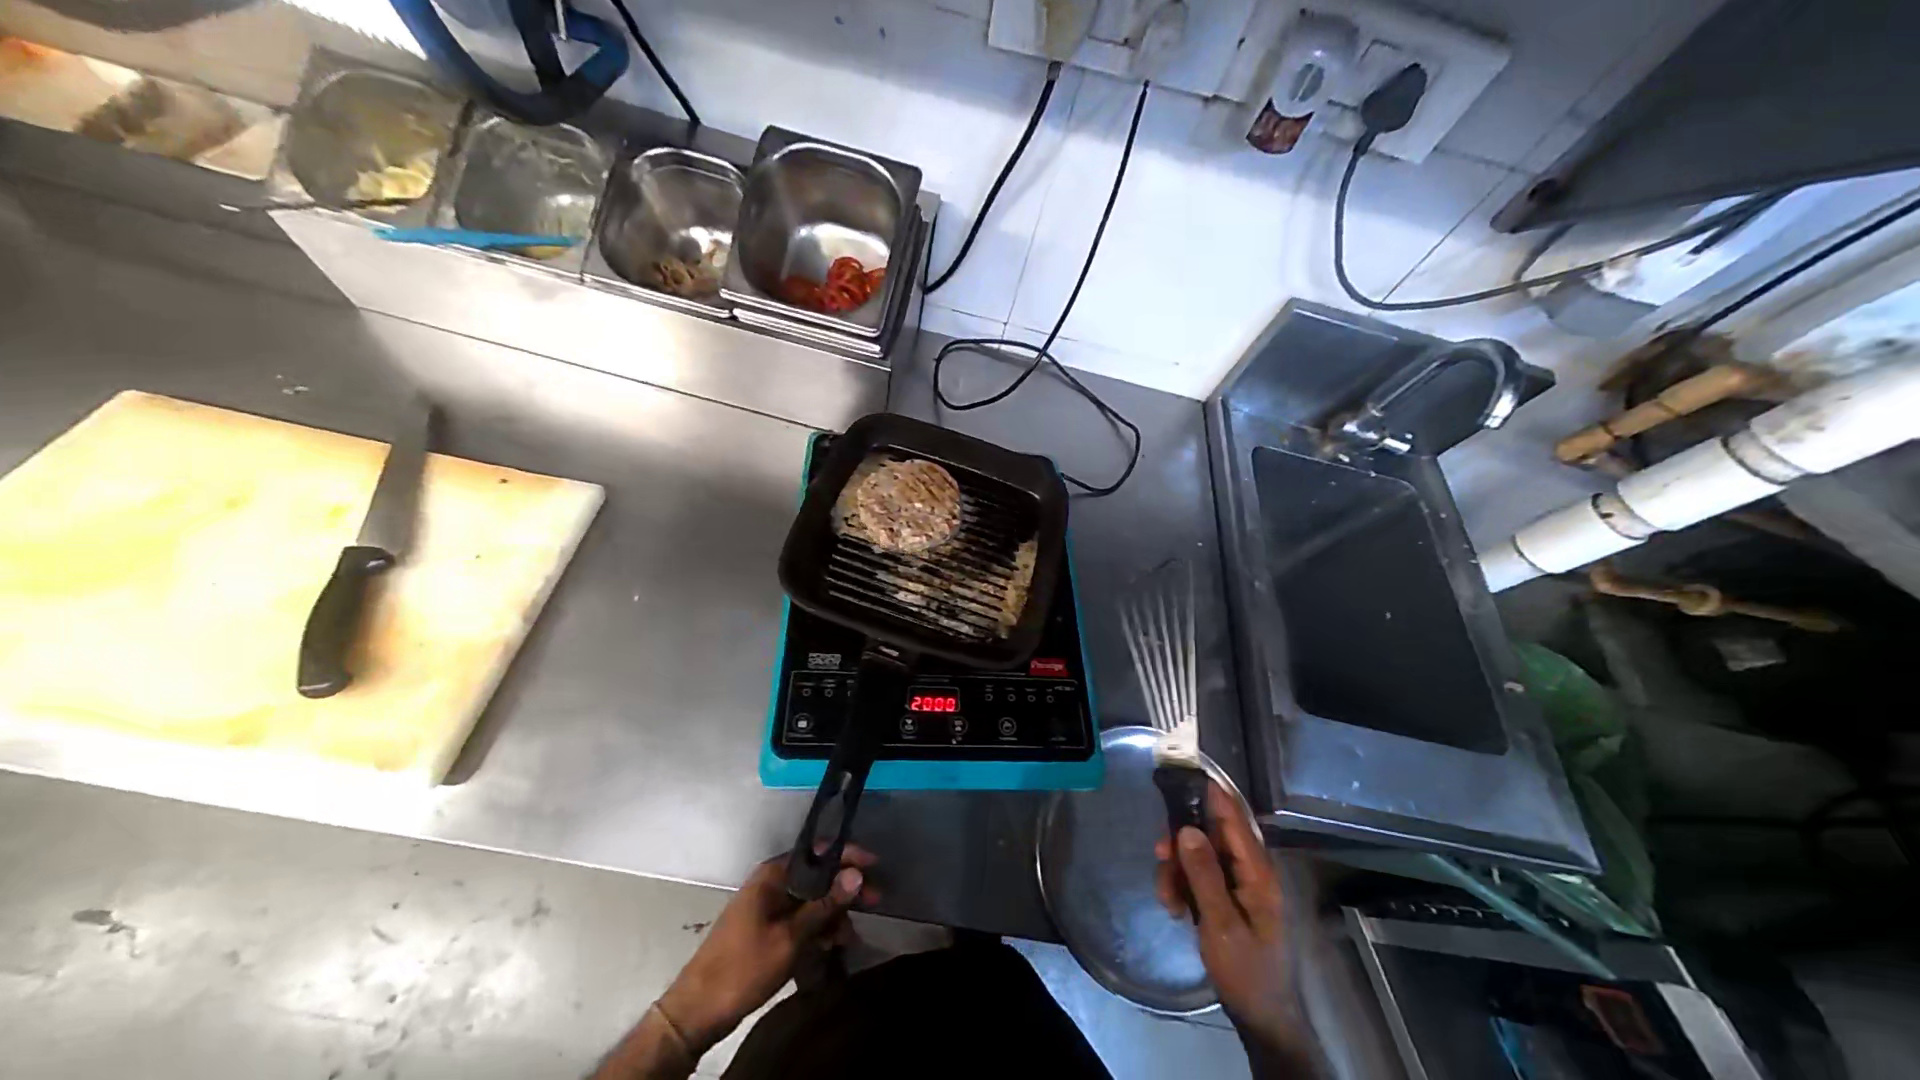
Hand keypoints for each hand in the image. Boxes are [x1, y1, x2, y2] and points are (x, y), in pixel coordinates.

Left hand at [656, 845, 879, 1054]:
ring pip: (810, 900)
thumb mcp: (791, 938)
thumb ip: (825, 905)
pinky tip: (831, 945)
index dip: (847, 856)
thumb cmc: (744, 967)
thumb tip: (857, 874)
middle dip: (844, 890)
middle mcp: (771, 883)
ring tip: (850, 936)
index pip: (817, 852)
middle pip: (816, 876)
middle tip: (874, 902)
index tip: (874, 865)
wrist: (698, 1010)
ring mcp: (767, 906)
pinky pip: (799, 918)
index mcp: (773, 875)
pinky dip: (817, 929)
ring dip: (832, 914)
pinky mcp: (766, 928)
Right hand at [1154, 784, 1311, 1071]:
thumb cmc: (1246, 970)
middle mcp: (1250, 869)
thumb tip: (1185, 828)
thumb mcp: (1220, 923)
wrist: (1262, 1016)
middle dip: (1181, 842)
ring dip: (1177, 870)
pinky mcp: (1227, 897)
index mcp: (1258, 871)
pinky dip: (1182, 886)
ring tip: (1168, 900)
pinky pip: (1199, 875)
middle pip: (1210, 833)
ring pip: (1199, 854)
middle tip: (1159, 854)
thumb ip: (1203, 874)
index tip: (1183, 772)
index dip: (1210, 792)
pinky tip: (1175, 908)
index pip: (1233, 817)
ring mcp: (1239, 883)